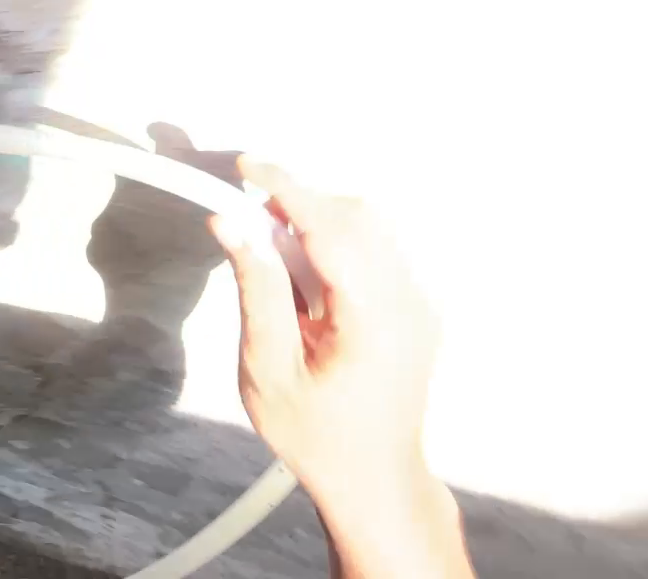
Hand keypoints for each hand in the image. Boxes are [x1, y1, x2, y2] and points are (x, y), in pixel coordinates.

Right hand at [210, 158, 440, 502]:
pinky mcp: (411, 308)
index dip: (285, 189)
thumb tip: (230, 226)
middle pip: (356, 218)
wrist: (374, 481)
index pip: (331, 230)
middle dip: (297, 206)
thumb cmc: (315, 435)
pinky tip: (303, 285)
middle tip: (249, 231)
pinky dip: (328, 244)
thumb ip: (254, 290)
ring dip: (312, 225)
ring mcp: (417, 305)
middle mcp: (408, 305)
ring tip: (275, 266)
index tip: (246, 166)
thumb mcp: (267, 367)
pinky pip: (371, 250)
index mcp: (374, 322)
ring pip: (367, 228)